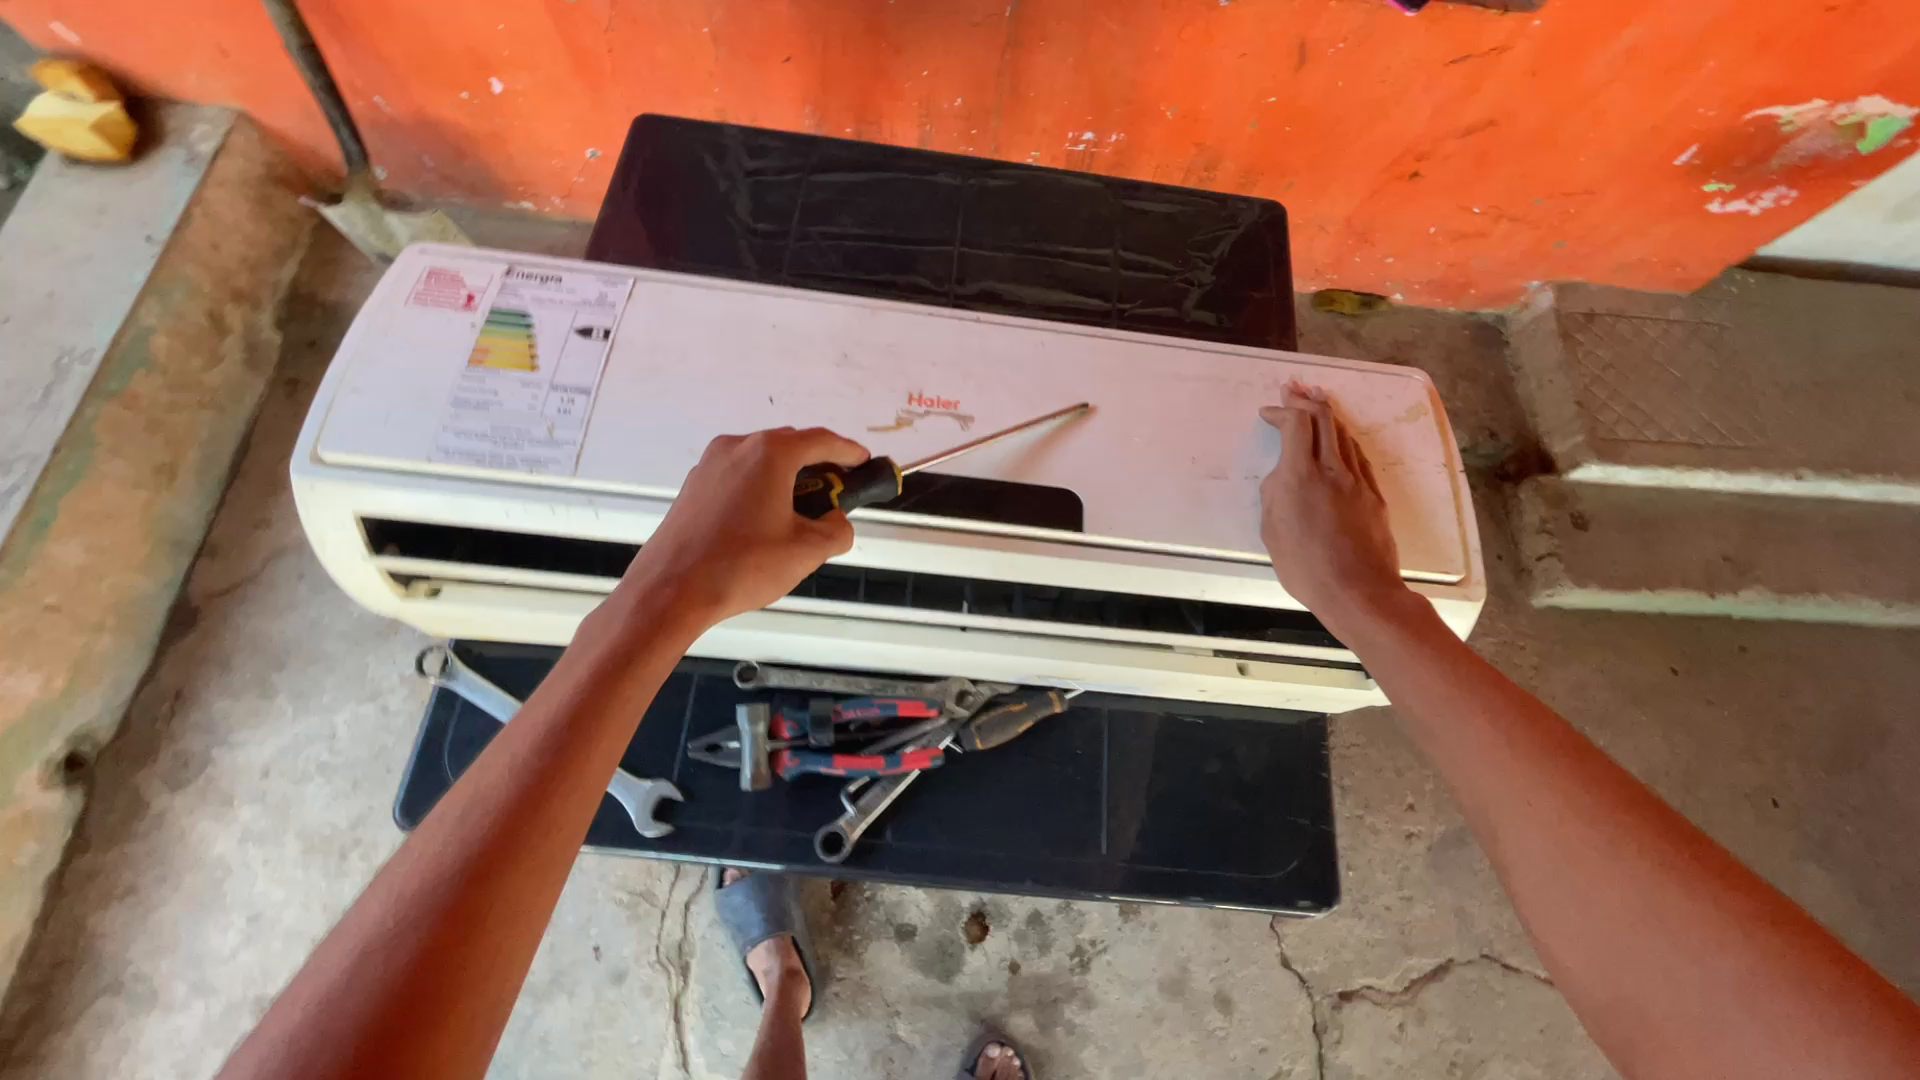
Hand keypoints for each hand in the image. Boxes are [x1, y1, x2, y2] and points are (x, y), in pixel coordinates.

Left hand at [621, 427, 869, 624]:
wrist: (671, 590)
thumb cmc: (743, 566)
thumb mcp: (807, 551)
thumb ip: (837, 531)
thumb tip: (836, 523)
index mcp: (770, 454)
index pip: (821, 441)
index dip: (848, 452)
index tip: (863, 463)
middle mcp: (737, 447)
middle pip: (790, 445)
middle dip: (818, 465)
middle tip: (836, 494)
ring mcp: (710, 465)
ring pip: (762, 461)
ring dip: (787, 478)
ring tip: (801, 513)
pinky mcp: (693, 486)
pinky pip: (738, 476)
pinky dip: (761, 488)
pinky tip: (766, 521)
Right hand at [1258, 383, 1411, 633]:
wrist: (1358, 591)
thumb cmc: (1306, 567)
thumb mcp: (1272, 530)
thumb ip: (1275, 495)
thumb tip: (1283, 477)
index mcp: (1300, 477)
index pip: (1296, 424)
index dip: (1281, 410)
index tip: (1269, 412)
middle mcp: (1331, 470)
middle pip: (1324, 418)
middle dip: (1306, 399)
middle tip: (1293, 389)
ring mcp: (1357, 481)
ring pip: (1344, 433)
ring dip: (1327, 414)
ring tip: (1316, 402)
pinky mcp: (1373, 495)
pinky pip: (1358, 455)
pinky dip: (1344, 439)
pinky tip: (1339, 439)